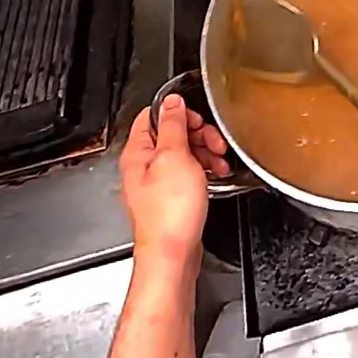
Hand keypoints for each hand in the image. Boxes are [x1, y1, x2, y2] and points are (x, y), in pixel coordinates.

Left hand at [119, 94, 229, 272]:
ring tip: (219, 161)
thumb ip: (173, 124)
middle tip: (213, 142)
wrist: (173, 256)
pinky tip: (216, 174)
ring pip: (183, 152)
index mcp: (137, 151)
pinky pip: (189, 172)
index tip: (196, 120)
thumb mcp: (174, 156)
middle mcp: (143, 166)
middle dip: (198, 134)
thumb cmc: (168, 213)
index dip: (178, 112)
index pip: (153, 114)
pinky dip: (204, 169)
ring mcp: (157, 182)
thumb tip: (172, 101)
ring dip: (205, 151)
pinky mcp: (171, 197)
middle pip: (172, 133)